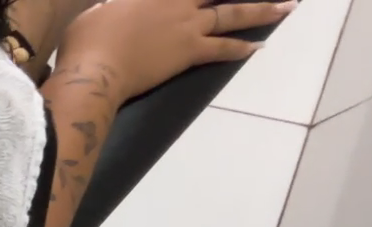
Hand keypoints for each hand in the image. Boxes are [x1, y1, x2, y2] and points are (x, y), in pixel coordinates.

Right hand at [59, 0, 293, 101]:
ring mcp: (187, 26)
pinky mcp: (188, 52)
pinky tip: (258, 47)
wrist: (93, 73)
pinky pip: (220, 49)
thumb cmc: (84, 44)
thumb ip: (109, 7)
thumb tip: (112, 7)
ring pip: (233, 13)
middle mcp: (179, 3)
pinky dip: (239, 49)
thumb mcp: (91, 15)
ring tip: (287, 7)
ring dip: (262, 10)